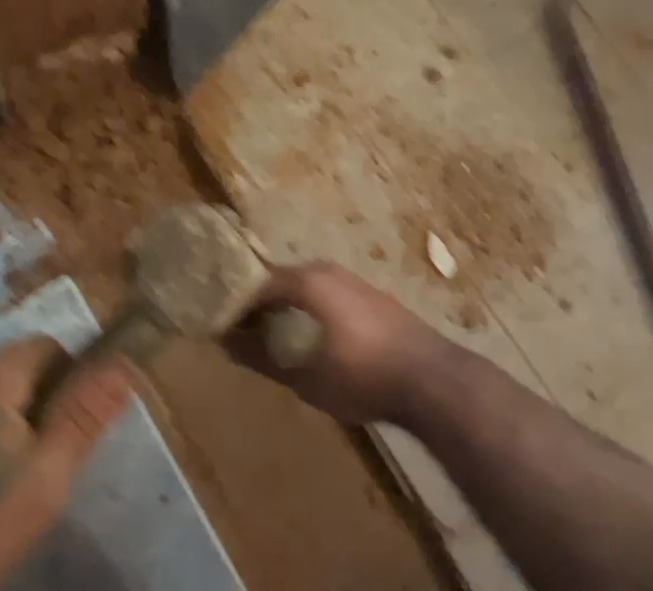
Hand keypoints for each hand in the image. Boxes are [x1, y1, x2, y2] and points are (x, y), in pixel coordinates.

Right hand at [225, 261, 440, 424]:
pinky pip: (328, 299)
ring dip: (287, 310)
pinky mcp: (374, 300)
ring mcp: (355, 283)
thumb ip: (261, 358)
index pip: (255, 282)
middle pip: (281, 282)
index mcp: (307, 280)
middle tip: (242, 333)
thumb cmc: (361, 375)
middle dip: (260, 305)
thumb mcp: (303, 375)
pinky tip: (311, 342)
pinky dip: (311, 314)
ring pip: (306, 290)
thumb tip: (225, 343)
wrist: (433, 381)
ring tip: (272, 340)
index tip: (219, 326)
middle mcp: (329, 271)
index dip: (236, 305)